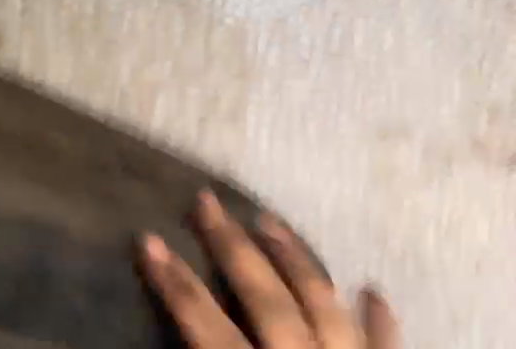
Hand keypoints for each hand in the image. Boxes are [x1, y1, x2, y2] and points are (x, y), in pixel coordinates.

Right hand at [139, 190, 400, 348]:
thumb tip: (160, 329)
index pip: (204, 320)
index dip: (173, 279)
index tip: (145, 236)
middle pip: (266, 300)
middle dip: (232, 246)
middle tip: (205, 198)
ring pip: (326, 309)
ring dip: (297, 263)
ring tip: (270, 221)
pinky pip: (387, 346)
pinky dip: (380, 318)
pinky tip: (371, 289)